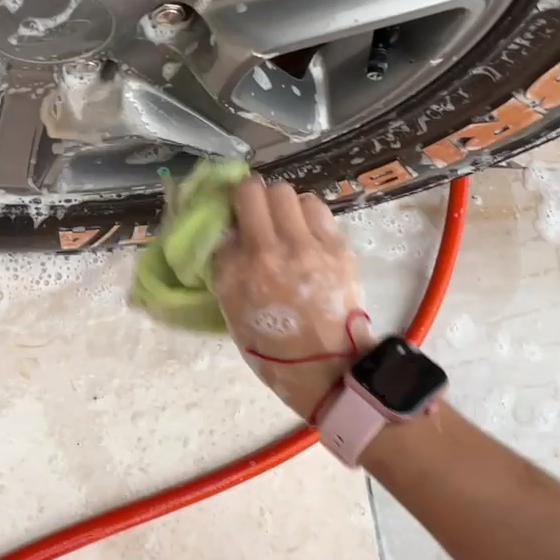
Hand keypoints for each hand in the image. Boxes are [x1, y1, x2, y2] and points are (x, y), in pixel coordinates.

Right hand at [211, 177, 371, 419]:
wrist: (326, 369)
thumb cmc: (270, 346)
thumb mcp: (231, 307)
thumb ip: (226, 265)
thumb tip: (231, 231)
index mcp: (237, 270)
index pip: (223, 219)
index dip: (228, 213)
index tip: (232, 218)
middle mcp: (269, 250)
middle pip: (255, 191)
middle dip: (252, 197)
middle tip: (256, 212)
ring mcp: (307, 246)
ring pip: (287, 193)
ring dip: (281, 204)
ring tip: (284, 223)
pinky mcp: (336, 247)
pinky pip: (315, 208)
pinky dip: (306, 214)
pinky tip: (306, 233)